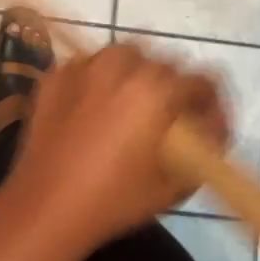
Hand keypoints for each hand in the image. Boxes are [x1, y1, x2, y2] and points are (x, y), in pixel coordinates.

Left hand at [3, 44, 232, 250]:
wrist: (47, 204)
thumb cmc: (116, 199)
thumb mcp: (174, 184)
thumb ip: (202, 151)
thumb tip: (212, 132)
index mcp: (157, 90)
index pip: (201, 80)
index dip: (211, 104)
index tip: (209, 125)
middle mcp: (123, 66)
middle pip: (162, 64)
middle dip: (173, 87)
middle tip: (170, 117)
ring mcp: (85, 66)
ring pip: (123, 56)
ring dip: (136, 75)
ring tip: (132, 107)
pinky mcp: (56, 74)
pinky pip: (89, 67)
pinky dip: (99, 80)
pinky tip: (95, 109)